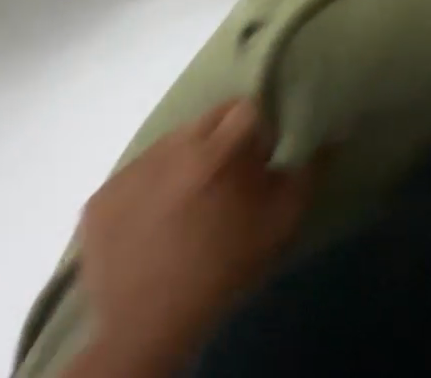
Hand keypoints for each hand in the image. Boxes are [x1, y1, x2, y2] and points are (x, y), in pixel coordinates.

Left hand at [72, 99, 312, 376]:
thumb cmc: (228, 264)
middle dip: (227, 135)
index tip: (265, 153)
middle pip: (208, 117)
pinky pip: (137, 171)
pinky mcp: (98, 199)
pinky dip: (154, 181)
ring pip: (170, 141)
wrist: (149, 324)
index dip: (263, 125)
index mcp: (217, 152)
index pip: (248, 106)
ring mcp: (128, 174)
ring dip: (189, 155)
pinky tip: (161, 213)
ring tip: (195, 193)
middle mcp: (168, 151)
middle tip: (235, 170)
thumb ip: (310, 169)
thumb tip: (332, 135)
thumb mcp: (284, 218)